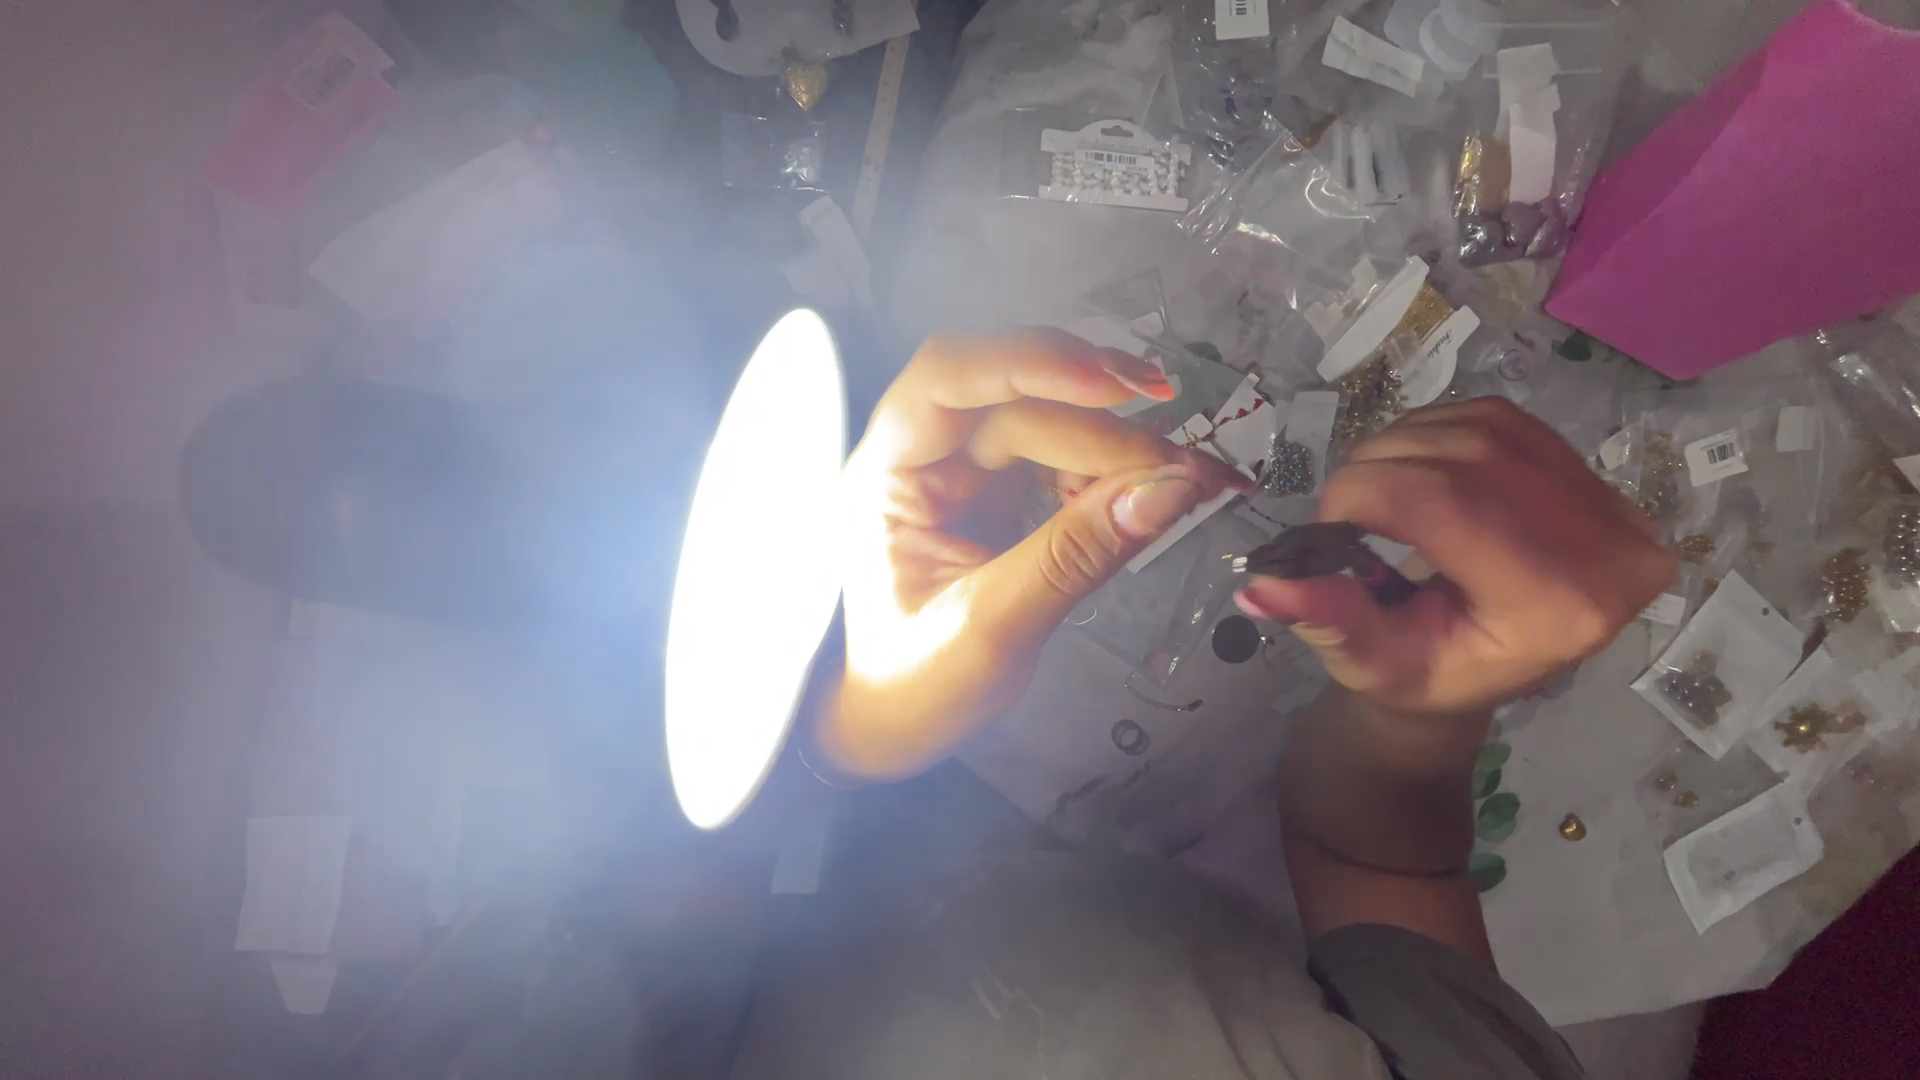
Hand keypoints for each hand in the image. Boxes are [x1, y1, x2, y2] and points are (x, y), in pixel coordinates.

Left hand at [813, 331, 1245, 779]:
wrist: (894, 725)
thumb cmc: (914, 687)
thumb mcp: (991, 629)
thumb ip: (1074, 557)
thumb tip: (1170, 490)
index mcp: (885, 477)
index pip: (947, 378)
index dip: (1032, 364)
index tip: (1119, 387)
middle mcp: (920, 458)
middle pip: (1017, 405)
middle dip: (1105, 430)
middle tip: (1189, 469)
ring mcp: (960, 474)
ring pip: (1047, 425)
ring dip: (1120, 447)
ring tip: (1191, 480)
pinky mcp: (995, 494)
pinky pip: (1061, 461)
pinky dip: (1111, 475)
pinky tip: (1148, 496)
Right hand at [1236, 397, 1673, 714]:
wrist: (1477, 665)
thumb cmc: (1422, 677)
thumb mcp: (1370, 662)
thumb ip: (1327, 621)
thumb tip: (1259, 587)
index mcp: (1558, 607)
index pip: (1450, 504)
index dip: (1365, 494)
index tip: (1325, 527)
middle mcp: (1607, 548)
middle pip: (1465, 457)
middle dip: (1376, 468)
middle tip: (1340, 511)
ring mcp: (1611, 502)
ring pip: (1477, 429)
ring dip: (1399, 447)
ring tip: (1370, 494)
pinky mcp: (1589, 471)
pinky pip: (1493, 418)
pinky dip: (1429, 433)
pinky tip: (1410, 470)